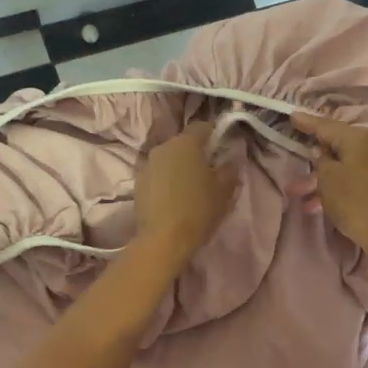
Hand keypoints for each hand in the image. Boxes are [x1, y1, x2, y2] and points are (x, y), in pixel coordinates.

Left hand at [134, 122, 235, 264]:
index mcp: (186, 143)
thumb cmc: (198, 210)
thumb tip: (230, 161)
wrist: (164, 240)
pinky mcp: (137, 185)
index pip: (202, 126)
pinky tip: (174, 199)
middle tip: (208, 171)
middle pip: (183, 143)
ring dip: (178, 168)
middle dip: (195, 153)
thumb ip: (229, 171)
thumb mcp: (224, 191)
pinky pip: (157, 176)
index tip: (222, 148)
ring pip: (168, 160)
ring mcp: (146, 166)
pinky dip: (166, 182)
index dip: (214, 134)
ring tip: (189, 187)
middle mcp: (163, 148)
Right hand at [290, 112, 367, 253]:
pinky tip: (315, 205)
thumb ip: (321, 160)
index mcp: (358, 138)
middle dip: (313, 158)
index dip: (307, 123)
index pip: (326, 126)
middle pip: (336, 146)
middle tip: (294, 159)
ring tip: (296, 194)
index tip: (292, 115)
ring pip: (342, 166)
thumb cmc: (354, 202)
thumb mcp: (328, 179)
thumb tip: (324, 153)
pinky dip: (335, 187)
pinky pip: (351, 178)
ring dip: (319, 179)